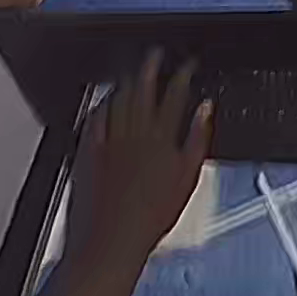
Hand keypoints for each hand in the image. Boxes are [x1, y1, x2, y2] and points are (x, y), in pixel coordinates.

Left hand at [68, 50, 212, 275]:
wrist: (112, 242)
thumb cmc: (153, 215)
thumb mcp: (187, 177)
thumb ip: (197, 137)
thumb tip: (206, 108)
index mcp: (161, 136)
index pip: (175, 93)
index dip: (183, 73)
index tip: (188, 63)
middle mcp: (135, 130)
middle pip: (143, 87)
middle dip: (151, 65)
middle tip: (156, 53)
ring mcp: (110, 137)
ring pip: (120, 97)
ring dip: (128, 79)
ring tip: (134, 69)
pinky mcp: (90, 148)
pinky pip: (97, 115)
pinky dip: (104, 102)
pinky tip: (108, 98)